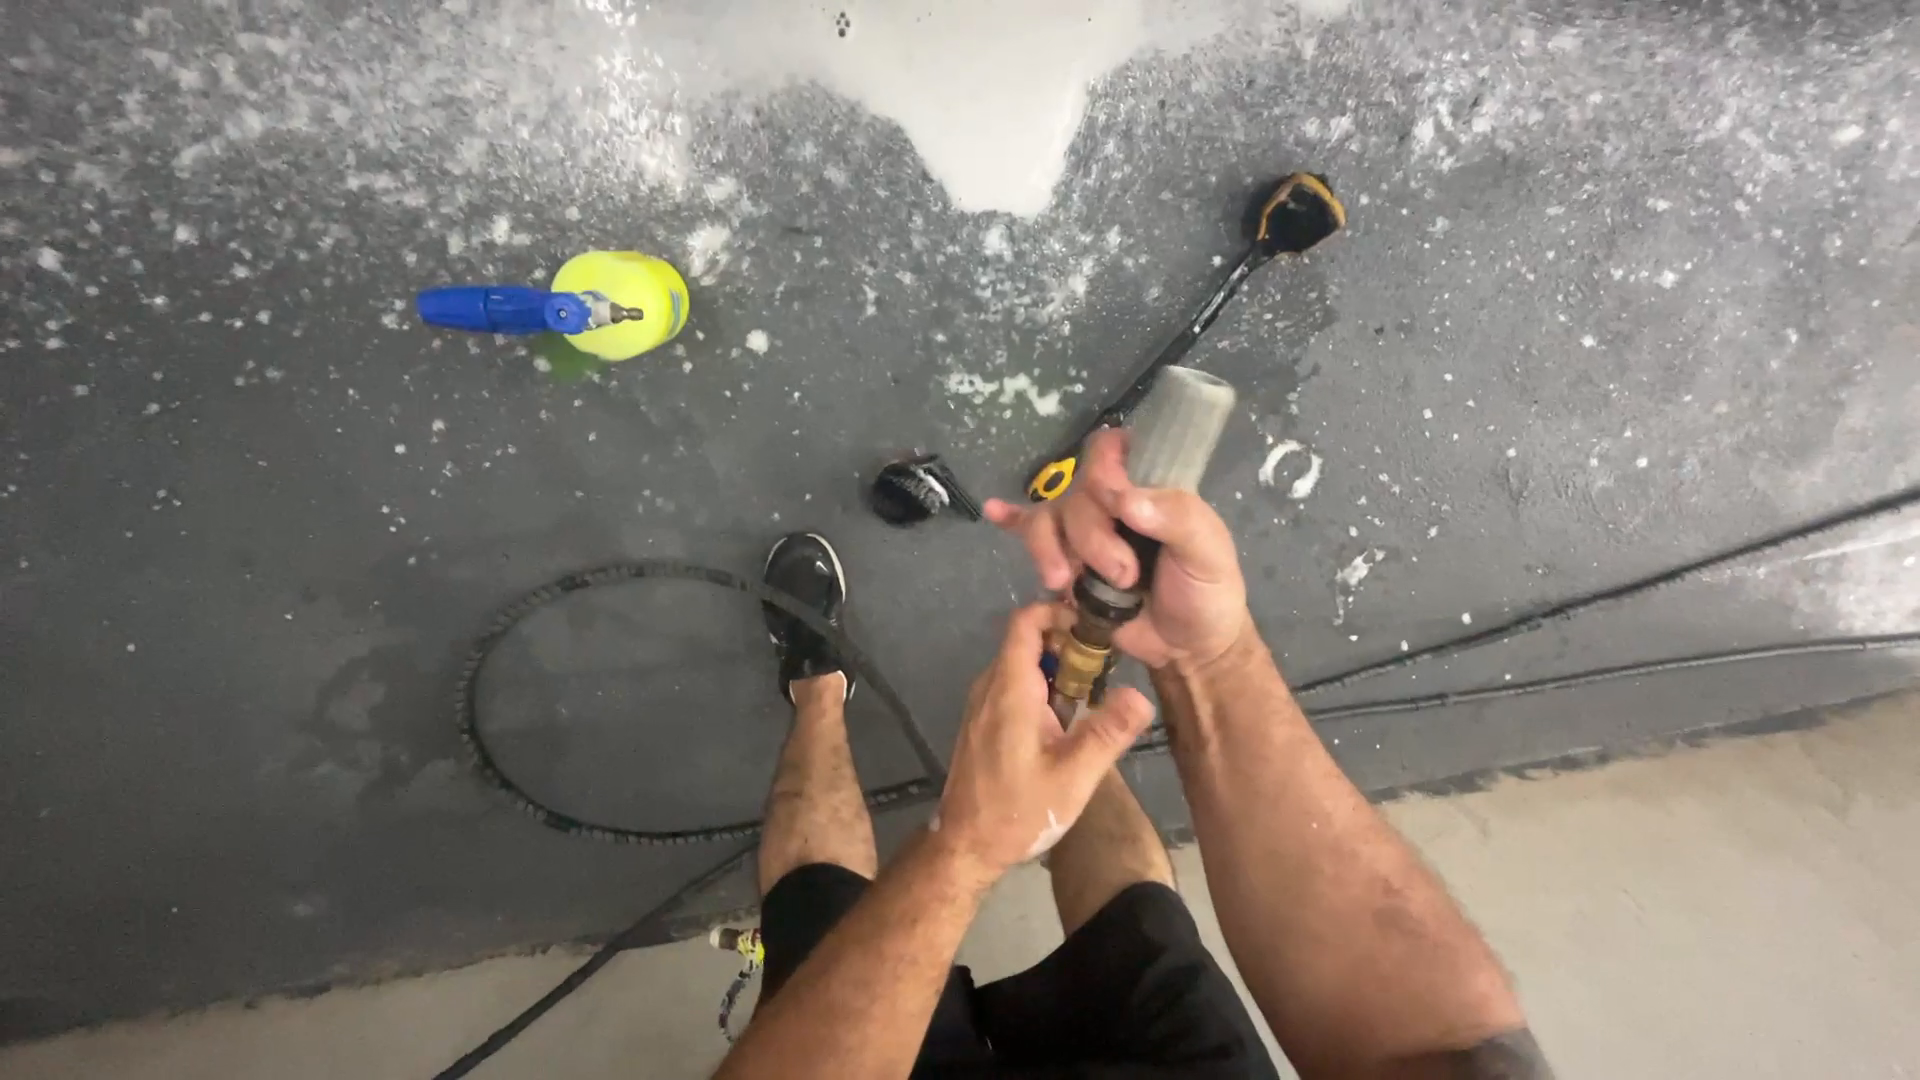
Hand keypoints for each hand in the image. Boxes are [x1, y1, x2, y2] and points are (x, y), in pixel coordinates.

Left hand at [933, 604, 1155, 879]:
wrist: (966, 845)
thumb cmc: (1017, 811)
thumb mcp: (1073, 777)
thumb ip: (1107, 733)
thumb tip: (1141, 695)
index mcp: (1010, 688)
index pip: (1025, 621)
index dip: (1058, 612)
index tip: (1093, 629)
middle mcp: (991, 686)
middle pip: (1028, 641)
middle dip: (1067, 646)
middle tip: (1104, 671)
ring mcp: (984, 703)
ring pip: (1023, 665)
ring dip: (1057, 671)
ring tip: (1091, 698)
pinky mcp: (984, 720)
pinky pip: (1014, 687)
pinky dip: (1042, 690)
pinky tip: (1065, 724)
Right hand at [985, 429, 1249, 668]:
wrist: (1189, 647)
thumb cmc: (1206, 591)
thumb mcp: (1208, 551)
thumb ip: (1176, 518)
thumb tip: (1124, 499)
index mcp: (1146, 485)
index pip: (1111, 453)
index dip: (1105, 473)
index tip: (1117, 505)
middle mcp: (1108, 502)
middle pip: (1075, 496)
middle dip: (1092, 539)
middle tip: (1125, 576)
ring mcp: (1081, 534)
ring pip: (1046, 520)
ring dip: (1048, 549)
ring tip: (1061, 582)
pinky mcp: (1064, 564)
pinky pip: (1028, 532)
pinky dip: (1010, 520)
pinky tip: (992, 511)